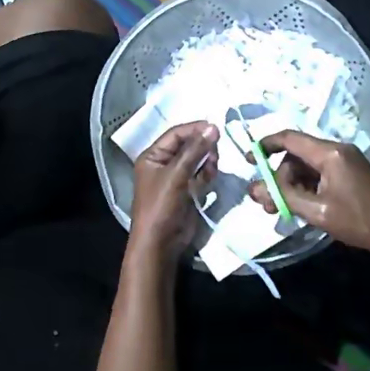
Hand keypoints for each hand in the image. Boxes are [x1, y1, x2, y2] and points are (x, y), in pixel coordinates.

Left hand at [128, 122, 218, 261]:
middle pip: (188, 146)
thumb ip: (195, 150)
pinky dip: (207, 174)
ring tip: (212, 169)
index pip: (176, 134)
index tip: (216, 129)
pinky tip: (210, 179)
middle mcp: (163, 164)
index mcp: (153, 156)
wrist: (160, 243)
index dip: (195, 129)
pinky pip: (200, 175)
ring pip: (197, 160)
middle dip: (203, 147)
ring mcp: (176, 178)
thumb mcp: (176, 175)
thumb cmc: (161, 206)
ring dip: (207, 161)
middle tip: (215, 155)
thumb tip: (213, 127)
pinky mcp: (187, 191)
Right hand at [250, 131, 369, 253]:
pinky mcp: (348, 172)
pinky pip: (318, 173)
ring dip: (291, 185)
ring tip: (281, 209)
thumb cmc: (357, 220)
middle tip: (268, 203)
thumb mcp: (316, 211)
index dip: (266, 145)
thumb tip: (255, 188)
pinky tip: (299, 206)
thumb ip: (283, 197)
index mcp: (330, 153)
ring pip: (306, 166)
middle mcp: (337, 150)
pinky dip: (305, 187)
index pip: (290, 139)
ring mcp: (344, 160)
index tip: (248, 159)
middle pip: (296, 156)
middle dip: (279, 177)